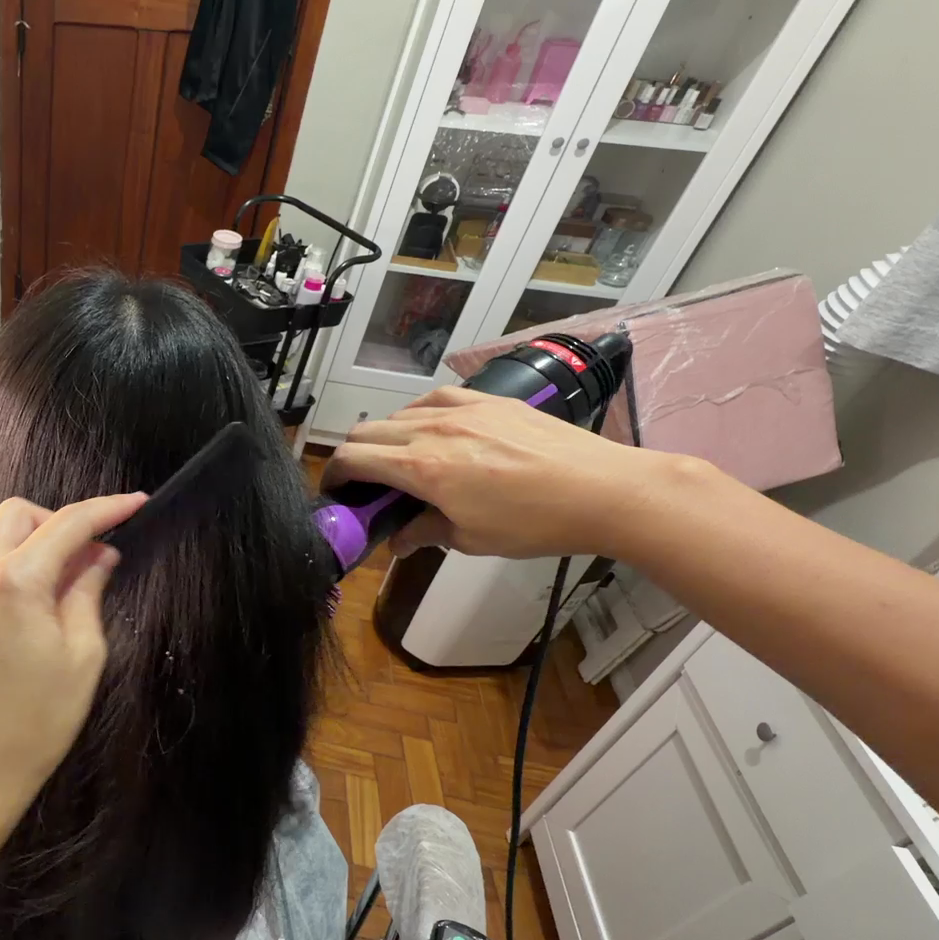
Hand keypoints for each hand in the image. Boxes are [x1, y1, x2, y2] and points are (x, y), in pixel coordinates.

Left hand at [0, 492, 146, 825]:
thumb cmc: (35, 720)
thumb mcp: (83, 655)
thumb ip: (89, 592)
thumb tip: (99, 557)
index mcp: (14, 580)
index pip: (68, 523)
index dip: (107, 508)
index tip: (137, 503)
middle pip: (19, 512)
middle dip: (59, 521)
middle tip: (91, 555)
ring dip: (35, 541)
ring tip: (68, 581)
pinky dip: (13, 563)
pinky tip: (36, 600)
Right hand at [323, 387, 694, 559]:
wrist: (605, 489)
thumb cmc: (536, 523)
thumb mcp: (472, 539)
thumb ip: (423, 532)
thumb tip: (396, 540)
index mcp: (421, 467)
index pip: (352, 459)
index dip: (333, 476)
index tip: (336, 493)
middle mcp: (432, 430)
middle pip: (365, 431)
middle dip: (354, 457)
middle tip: (365, 483)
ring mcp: (462, 409)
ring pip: (397, 413)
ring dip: (386, 436)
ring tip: (402, 460)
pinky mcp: (488, 400)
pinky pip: (435, 399)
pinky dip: (419, 415)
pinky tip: (432, 430)